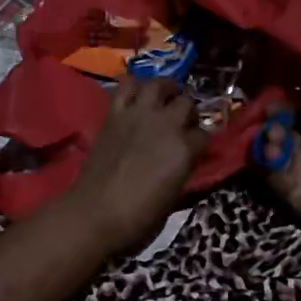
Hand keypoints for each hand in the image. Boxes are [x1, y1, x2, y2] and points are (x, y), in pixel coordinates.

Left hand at [67, 78, 208, 248]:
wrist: (97, 211)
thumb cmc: (140, 215)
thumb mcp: (174, 196)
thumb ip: (183, 168)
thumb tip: (184, 158)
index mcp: (185, 148)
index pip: (204, 134)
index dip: (201, 141)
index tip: (196, 147)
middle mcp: (165, 124)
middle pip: (186, 103)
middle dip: (188, 111)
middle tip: (182, 120)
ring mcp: (138, 114)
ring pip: (158, 84)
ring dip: (165, 88)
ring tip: (164, 96)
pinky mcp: (114, 113)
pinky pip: (125, 86)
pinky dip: (133, 86)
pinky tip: (136, 95)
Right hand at [260, 71, 300, 260]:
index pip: (298, 105)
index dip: (285, 99)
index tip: (275, 94)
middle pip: (280, 123)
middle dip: (273, 121)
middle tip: (273, 120)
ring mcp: (294, 163)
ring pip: (272, 144)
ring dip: (269, 140)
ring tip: (276, 142)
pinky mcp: (286, 185)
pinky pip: (269, 170)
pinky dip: (267, 162)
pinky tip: (273, 158)